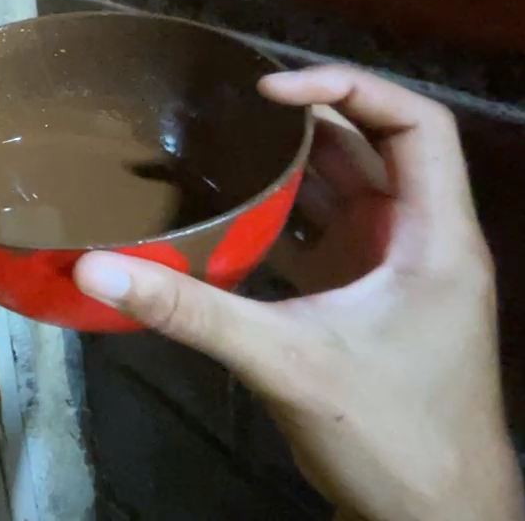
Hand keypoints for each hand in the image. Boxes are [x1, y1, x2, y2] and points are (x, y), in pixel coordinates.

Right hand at [74, 65, 524, 520]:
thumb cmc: (390, 435)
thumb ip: (186, 309)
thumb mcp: (282, 362)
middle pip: (371, 144)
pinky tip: (218, 198)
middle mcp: (416, 240)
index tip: (266, 91)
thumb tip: (92, 265)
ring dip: (285, 155)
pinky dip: (272, 199)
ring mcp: (386, 266)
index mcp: (431, 240)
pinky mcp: (355, 291)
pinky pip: (315, 221)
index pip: (419, 127)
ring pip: (342, 182)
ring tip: (210, 133)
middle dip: (301, 114)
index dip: (347, 88)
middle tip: (219, 101)